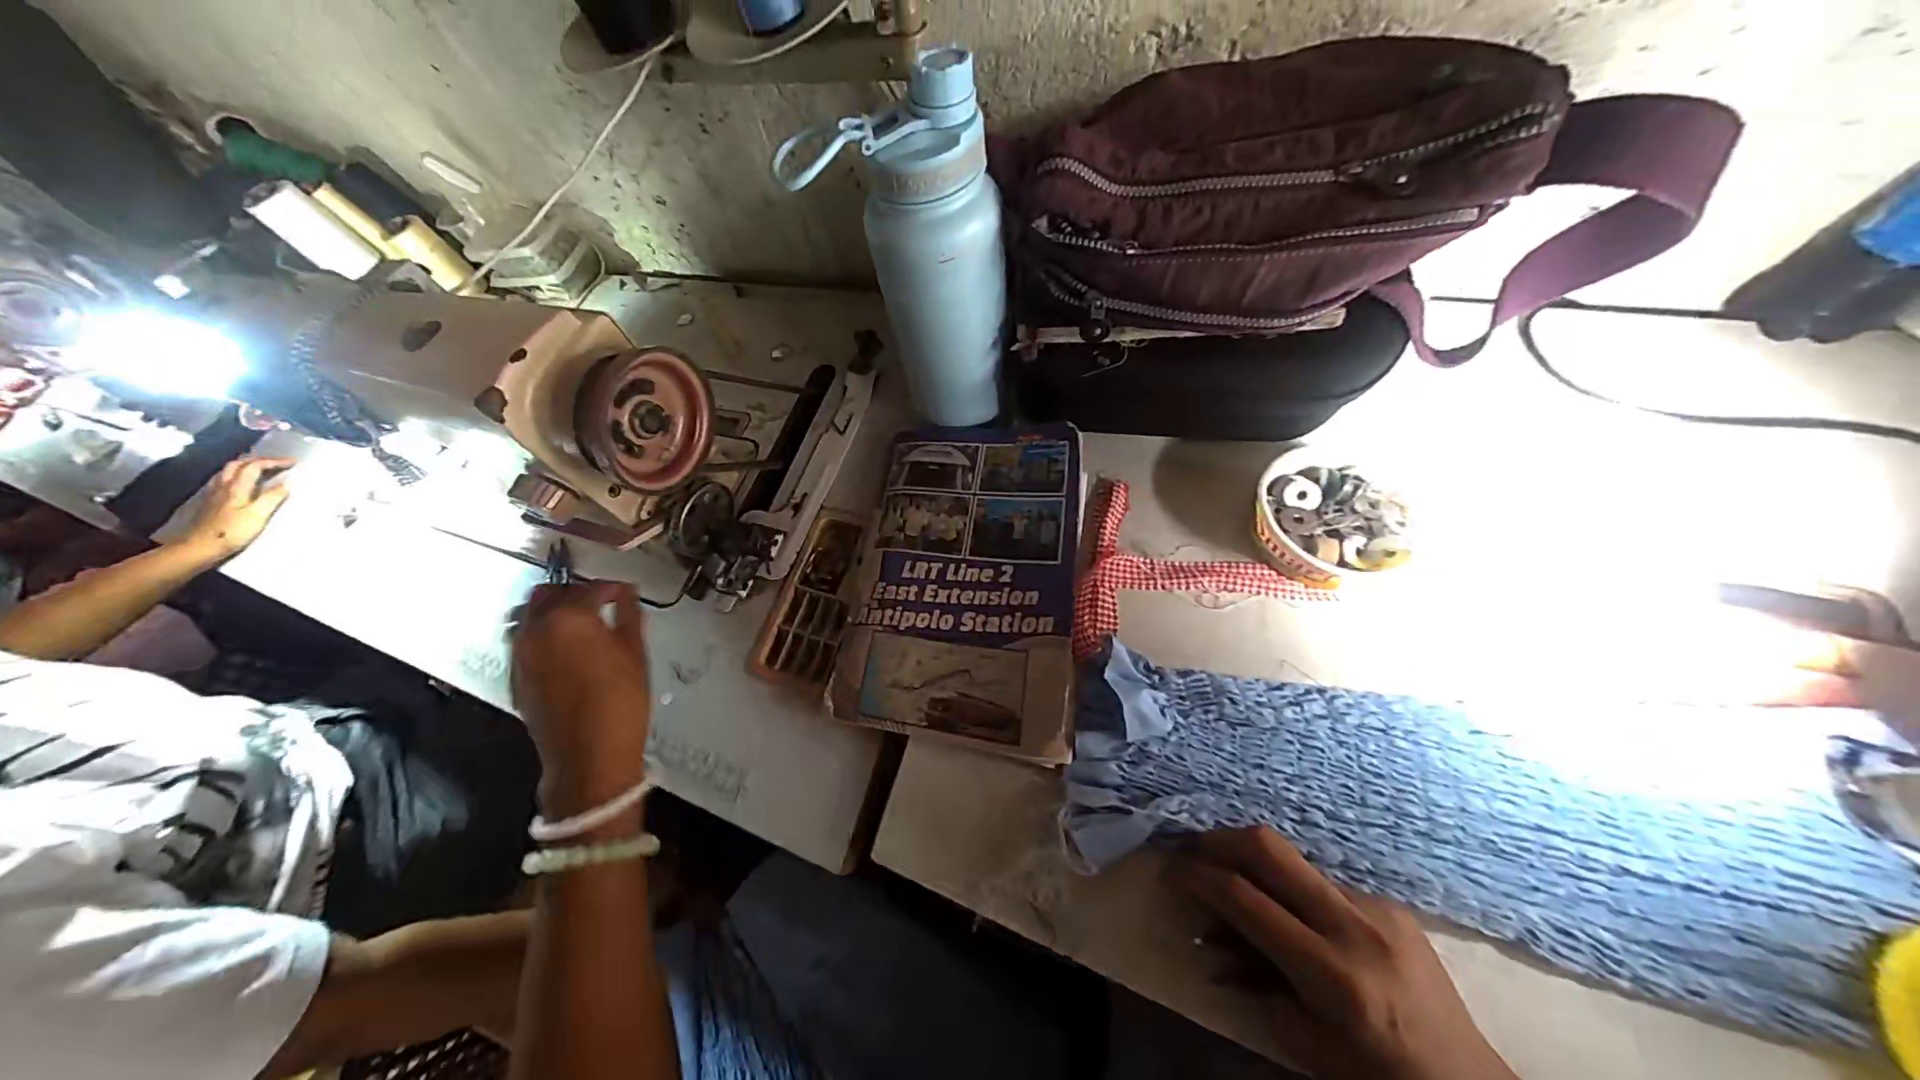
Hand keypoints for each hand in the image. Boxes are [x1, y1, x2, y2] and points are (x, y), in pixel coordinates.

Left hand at [178, 456, 295, 559]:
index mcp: (236, 487)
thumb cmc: (232, 531)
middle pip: (238, 464)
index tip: (293, 462)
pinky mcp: (210, 501)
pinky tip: (240, 483)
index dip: (275, 461)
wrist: (200, 546)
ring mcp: (214, 493)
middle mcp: (223, 485)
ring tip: (260, 469)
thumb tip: (288, 483)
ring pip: (228, 471)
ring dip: (246, 466)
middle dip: (259, 460)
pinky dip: (236, 475)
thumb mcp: (258, 515)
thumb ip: (272, 497)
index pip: (255, 466)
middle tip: (277, 463)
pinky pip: (223, 480)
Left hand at [510, 582, 651, 816]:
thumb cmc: (620, 702)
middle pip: (548, 593)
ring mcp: (520, 653)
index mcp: (569, 618)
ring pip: (530, 615)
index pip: (589, 589)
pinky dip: (543, 634)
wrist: (587, 755)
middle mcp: (536, 630)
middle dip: (574, 592)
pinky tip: (567, 648)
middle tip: (600, 602)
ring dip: (554, 611)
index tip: (623, 593)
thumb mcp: (635, 653)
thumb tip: (627, 595)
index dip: (610, 588)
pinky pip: (525, 641)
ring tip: (582, 624)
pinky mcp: (515, 675)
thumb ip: (630, 615)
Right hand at [1173, 827, 1516, 1079]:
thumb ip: (1250, 979)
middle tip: (1191, 849)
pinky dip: (1291, 891)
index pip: (1245, 899)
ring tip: (1232, 887)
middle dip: (1219, 840)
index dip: (1198, 877)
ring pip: (1295, 862)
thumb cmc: (1371, 1075)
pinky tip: (1289, 918)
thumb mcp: (1300, 1038)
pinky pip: (1323, 883)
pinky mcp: (1390, 904)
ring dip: (1252, 865)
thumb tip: (1206, 937)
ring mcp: (1378, 908)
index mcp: (1331, 973)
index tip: (1170, 869)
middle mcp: (1355, 927)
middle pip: (1270, 850)